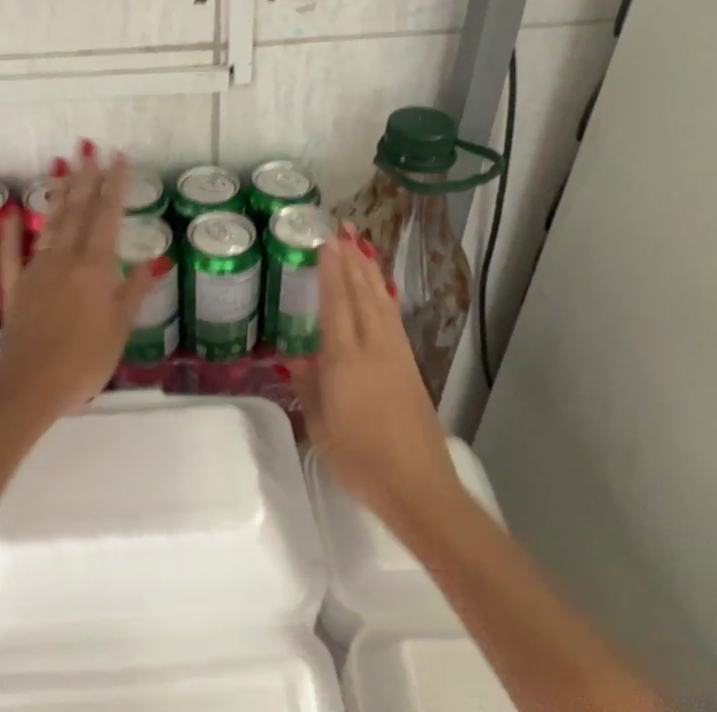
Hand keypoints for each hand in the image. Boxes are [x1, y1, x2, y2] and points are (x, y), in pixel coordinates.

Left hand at [0, 142, 157, 424]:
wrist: (31, 383)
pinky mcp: (15, 287)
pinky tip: (13, 212)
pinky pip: (12, 253)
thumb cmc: (85, 358)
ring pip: (50, 224)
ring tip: (61, 163)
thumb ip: (134, 289)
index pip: (108, 216)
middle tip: (87, 146)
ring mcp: (36, 270)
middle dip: (85, 177)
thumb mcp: (121, 326)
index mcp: (96, 266)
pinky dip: (13, 232)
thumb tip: (157, 260)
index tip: (119, 157)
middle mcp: (66, 258)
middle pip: (78, 210)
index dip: (115, 185)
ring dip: (58, 193)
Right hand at [294, 226, 461, 526]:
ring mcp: (397, 357)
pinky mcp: (411, 369)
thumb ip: (310, 387)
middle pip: (362, 295)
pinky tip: (381, 292)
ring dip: (370, 273)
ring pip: (382, 304)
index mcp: (346, 361)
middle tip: (343, 231)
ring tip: (361, 248)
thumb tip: (298, 358)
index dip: (331, 271)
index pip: (336, 305)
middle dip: (352, 261)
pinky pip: (393, 321)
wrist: (418, 486)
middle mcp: (374, 350)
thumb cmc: (361, 461)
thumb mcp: (321, 427)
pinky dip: (384, 298)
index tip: (326, 243)